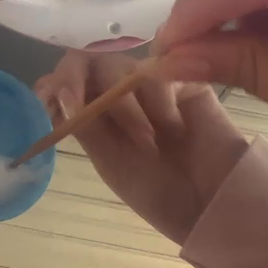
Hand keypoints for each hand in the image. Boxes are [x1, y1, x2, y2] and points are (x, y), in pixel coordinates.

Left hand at [34, 51, 248, 241]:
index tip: (51, 99)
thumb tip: (58, 93)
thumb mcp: (111, 162)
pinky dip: (158, 98)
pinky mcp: (184, 76)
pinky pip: (159, 70)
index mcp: (94, 109)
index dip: (55, 82)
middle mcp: (117, 89)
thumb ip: (85, 125)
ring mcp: (150, 81)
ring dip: (124, 103)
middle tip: (82, 108)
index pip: (64, 79)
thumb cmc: (159, 191)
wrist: (216, 206)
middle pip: (87, 61)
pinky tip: (173, 126)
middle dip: (79, 83)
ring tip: (147, 141)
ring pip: (119, 65)